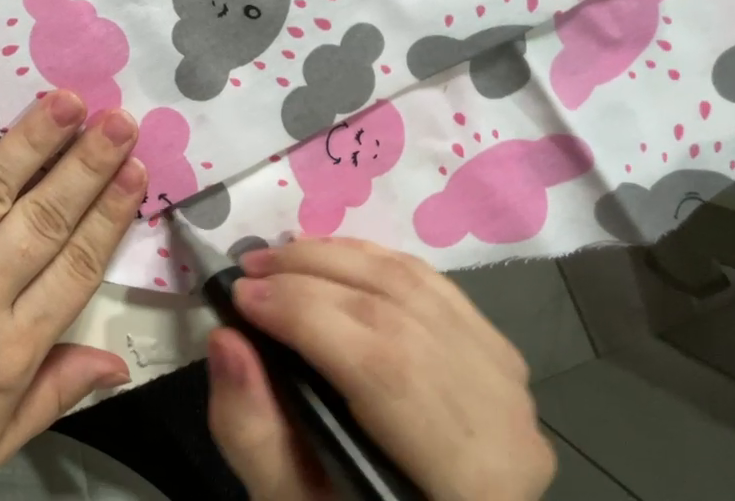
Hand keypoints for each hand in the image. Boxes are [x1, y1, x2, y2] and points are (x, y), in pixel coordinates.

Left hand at [0, 91, 146, 500]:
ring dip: (31, 140)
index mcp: (9, 353)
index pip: (76, 265)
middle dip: (86, 163)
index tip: (136, 169)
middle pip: (42, 218)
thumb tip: (118, 357)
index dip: (110, 212)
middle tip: (118, 118)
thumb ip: (54, 394)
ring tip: (66, 101)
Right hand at [205, 237, 554, 500]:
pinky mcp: (497, 352)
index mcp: (461, 479)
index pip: (385, 370)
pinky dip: (368, 258)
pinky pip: (429, 283)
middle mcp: (505, 428)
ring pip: (415, 288)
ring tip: (271, 259)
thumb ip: (249, 428)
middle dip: (308, 279)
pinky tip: (321, 259)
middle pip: (399, 318)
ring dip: (331, 258)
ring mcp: (509, 385)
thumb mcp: (285, 495)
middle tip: (244, 271)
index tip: (238, 296)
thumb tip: (225, 337)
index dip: (305, 316)